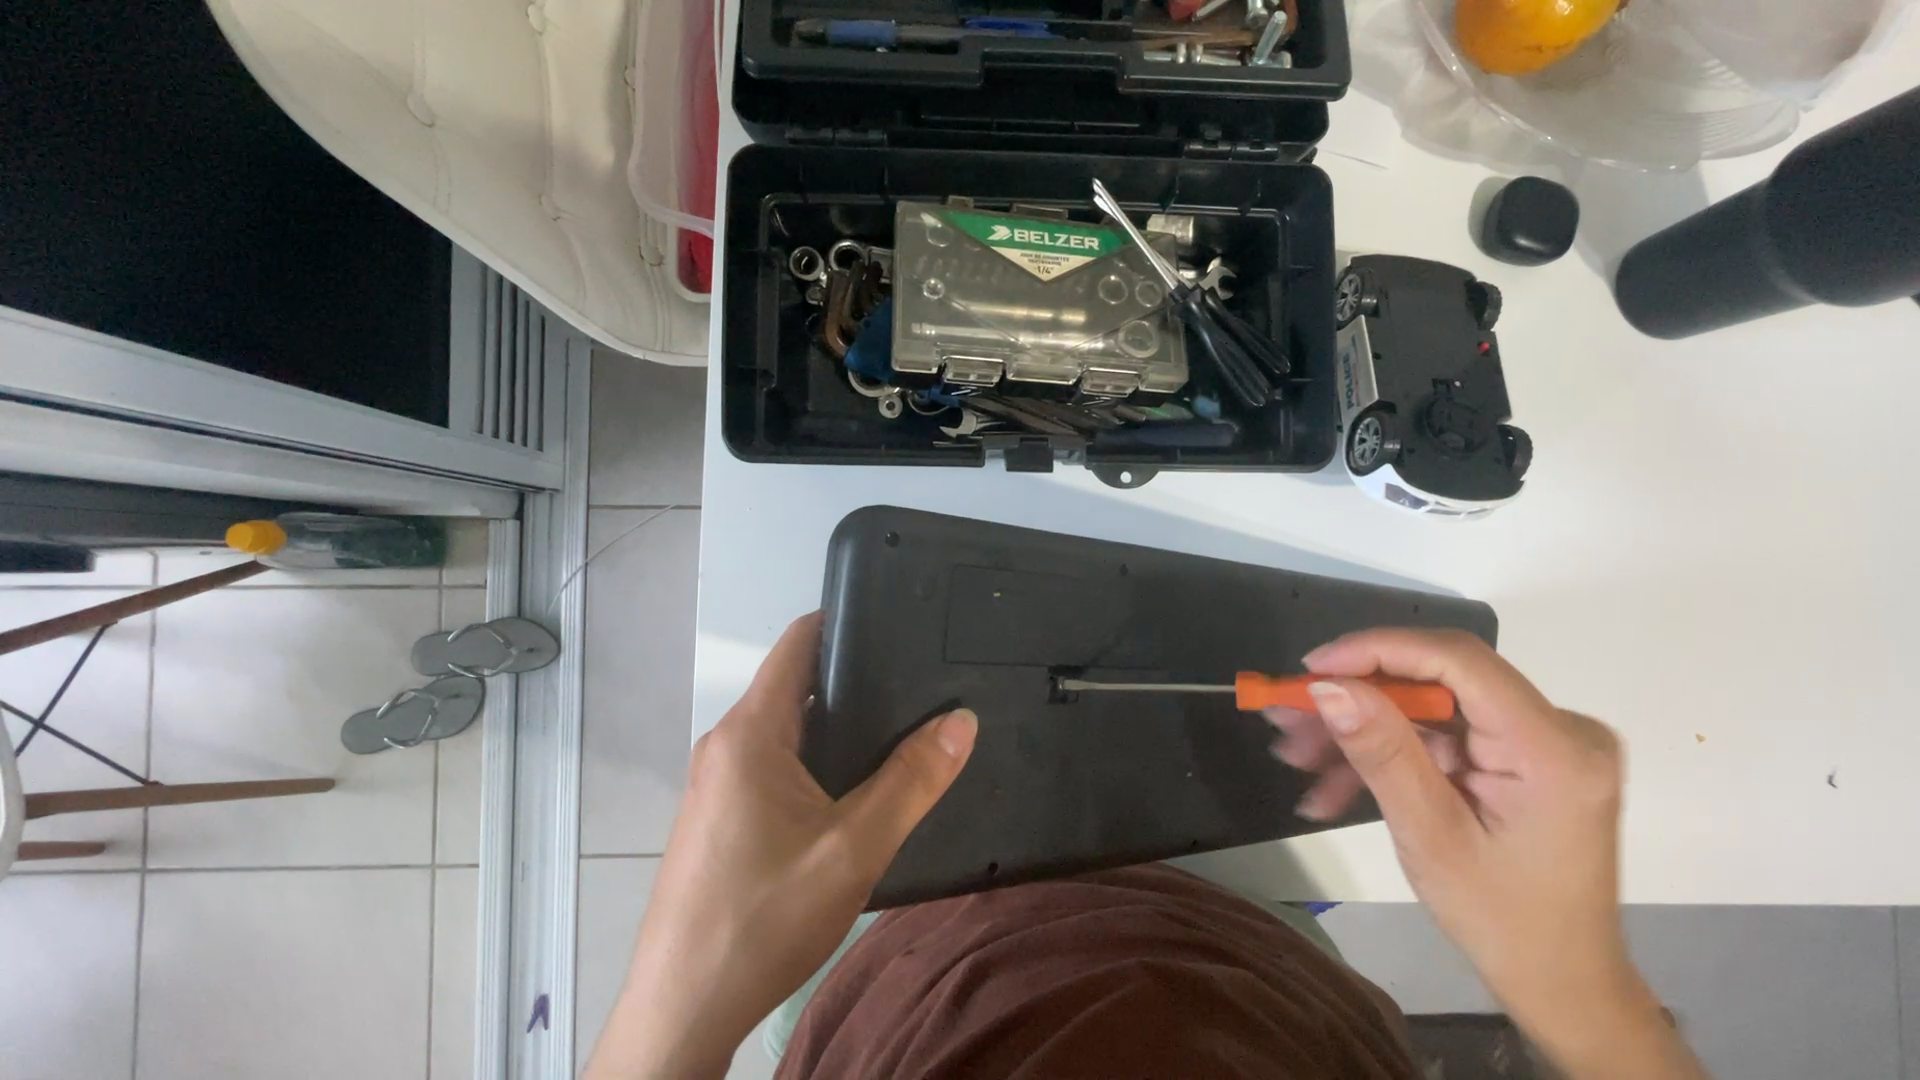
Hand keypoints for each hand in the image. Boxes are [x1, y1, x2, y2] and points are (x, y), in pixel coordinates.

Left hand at [585, 612, 978, 1079]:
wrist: (683, 1008)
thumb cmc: (764, 917)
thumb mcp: (853, 847)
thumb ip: (911, 780)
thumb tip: (960, 720)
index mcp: (750, 732)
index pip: (798, 643)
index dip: (846, 622)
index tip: (900, 621)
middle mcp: (726, 745)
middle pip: (794, 686)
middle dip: (854, 679)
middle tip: (918, 684)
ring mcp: (717, 784)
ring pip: (785, 732)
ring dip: (836, 727)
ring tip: (899, 733)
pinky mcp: (719, 819)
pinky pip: (773, 767)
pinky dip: (815, 763)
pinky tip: (853, 792)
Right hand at [1264, 628, 1704, 1079]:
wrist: (1559, 979)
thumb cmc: (1500, 918)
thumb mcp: (1430, 836)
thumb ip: (1382, 753)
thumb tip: (1328, 687)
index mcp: (1551, 746)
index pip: (1458, 661)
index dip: (1377, 650)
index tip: (1310, 669)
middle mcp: (1555, 727)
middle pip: (1436, 682)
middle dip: (1354, 698)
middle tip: (1286, 715)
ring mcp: (1538, 740)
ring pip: (1427, 710)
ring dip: (1358, 732)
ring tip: (1295, 758)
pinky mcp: (1517, 756)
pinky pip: (1438, 738)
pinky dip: (1385, 756)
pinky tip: (1331, 787)